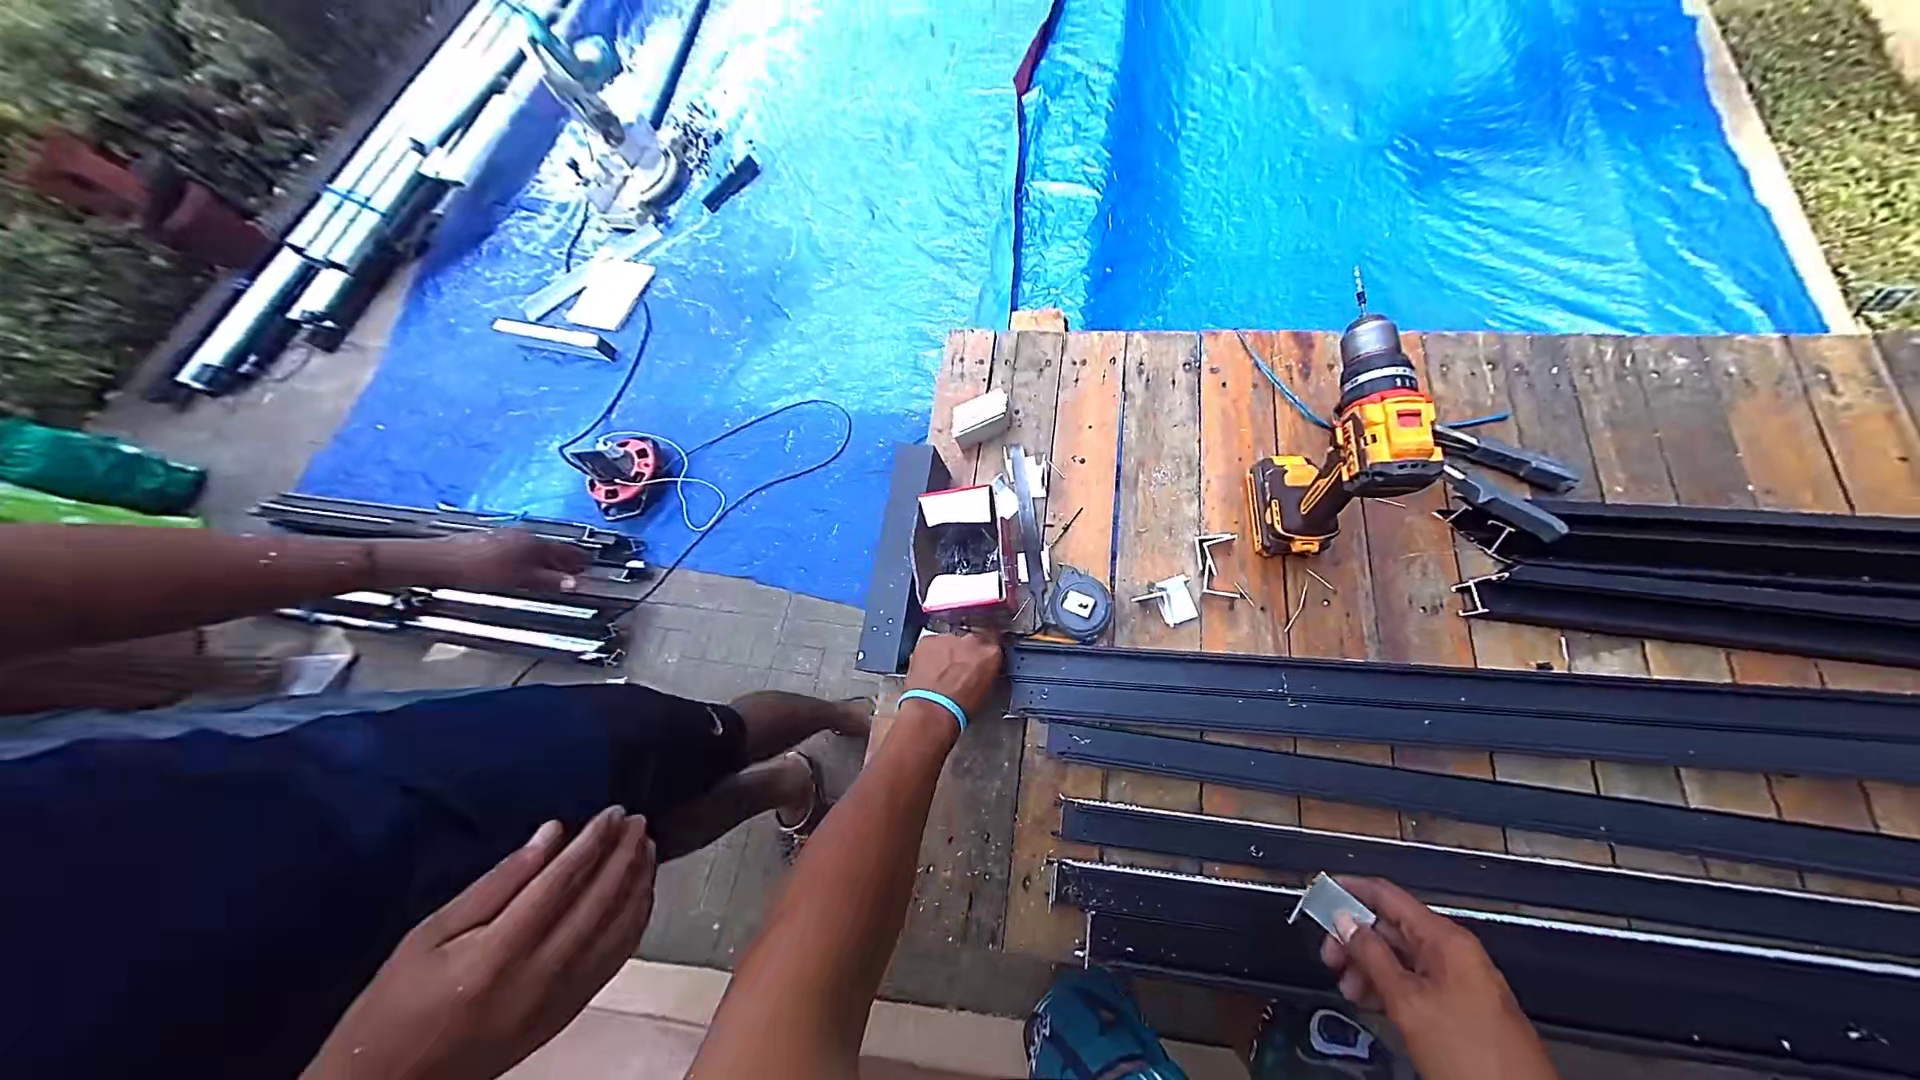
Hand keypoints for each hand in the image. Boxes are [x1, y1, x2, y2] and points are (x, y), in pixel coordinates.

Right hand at [303, 808, 656, 1079]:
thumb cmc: (393, 1007)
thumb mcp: (429, 935)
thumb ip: (499, 882)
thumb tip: (553, 832)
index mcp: (498, 954)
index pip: (564, 881)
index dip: (594, 841)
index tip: (613, 811)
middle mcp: (540, 976)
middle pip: (601, 900)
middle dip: (625, 853)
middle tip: (637, 819)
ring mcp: (561, 998)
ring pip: (620, 926)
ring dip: (639, 880)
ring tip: (644, 845)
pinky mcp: (570, 1012)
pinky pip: (618, 955)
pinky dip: (636, 917)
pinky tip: (640, 891)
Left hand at [434, 531, 592, 592]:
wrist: (440, 562)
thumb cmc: (482, 570)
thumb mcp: (521, 580)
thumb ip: (549, 580)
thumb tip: (575, 583)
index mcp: (536, 543)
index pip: (567, 551)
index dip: (580, 559)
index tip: (590, 565)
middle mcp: (523, 536)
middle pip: (552, 548)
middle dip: (565, 559)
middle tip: (575, 569)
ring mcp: (506, 536)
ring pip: (535, 548)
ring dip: (547, 559)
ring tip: (551, 570)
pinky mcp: (490, 541)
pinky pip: (520, 549)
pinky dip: (529, 558)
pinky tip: (523, 566)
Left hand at [904, 629, 1001, 717]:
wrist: (934, 709)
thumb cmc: (960, 707)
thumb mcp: (984, 691)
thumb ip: (985, 672)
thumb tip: (979, 671)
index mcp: (991, 655)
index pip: (991, 645)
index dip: (982, 655)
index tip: (977, 662)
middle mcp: (972, 642)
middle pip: (969, 641)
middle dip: (964, 653)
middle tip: (956, 670)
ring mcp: (949, 639)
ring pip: (948, 642)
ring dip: (946, 653)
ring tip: (939, 672)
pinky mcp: (928, 640)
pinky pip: (930, 644)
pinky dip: (929, 654)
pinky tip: (927, 669)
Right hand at [1319, 877, 1558, 1079]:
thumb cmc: (1473, 1056)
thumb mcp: (1406, 1001)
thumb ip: (1370, 954)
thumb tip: (1344, 921)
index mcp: (1446, 940)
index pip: (1386, 894)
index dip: (1348, 889)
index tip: (1320, 893)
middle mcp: (1455, 953)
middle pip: (1389, 927)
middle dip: (1354, 940)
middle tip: (1330, 956)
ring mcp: (1460, 980)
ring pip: (1399, 956)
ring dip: (1367, 967)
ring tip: (1350, 989)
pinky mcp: (1461, 1006)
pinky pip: (1414, 981)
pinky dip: (1387, 987)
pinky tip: (1371, 1002)